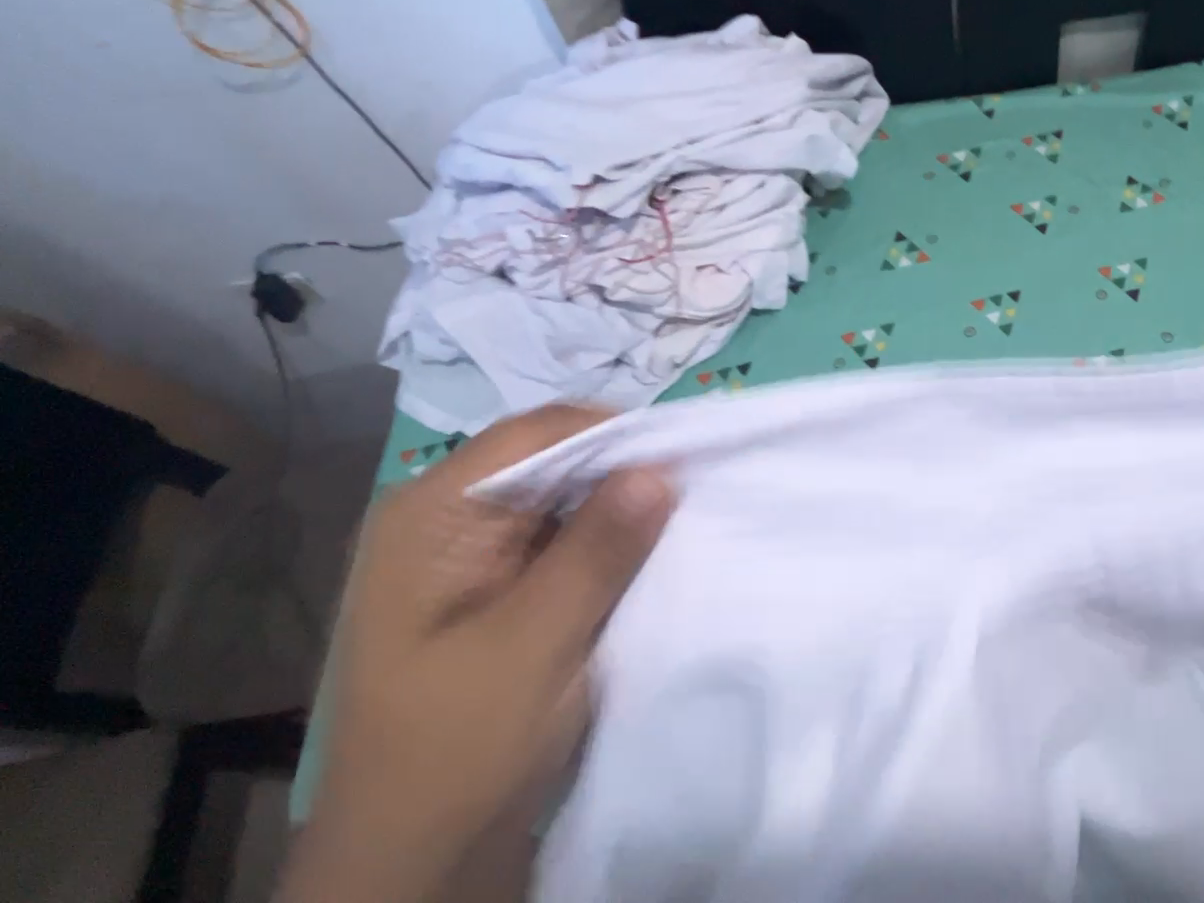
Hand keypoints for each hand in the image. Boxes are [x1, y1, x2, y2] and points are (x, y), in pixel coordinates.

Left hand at [280, 405, 674, 902]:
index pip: (537, 434)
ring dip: (623, 511)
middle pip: (551, 462)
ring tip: (688, 522)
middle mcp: (448, 520)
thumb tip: (659, 467)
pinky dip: (610, 546)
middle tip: (700, 491)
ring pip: (564, 503)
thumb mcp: (534, 644)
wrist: (416, 856)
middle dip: (625, 472)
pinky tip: (652, 560)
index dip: (616, 433)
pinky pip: (565, 545)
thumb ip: (596, 552)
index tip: (691, 457)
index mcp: (432, 514)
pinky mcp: (500, 593)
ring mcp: (472, 558)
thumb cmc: (459, 747)